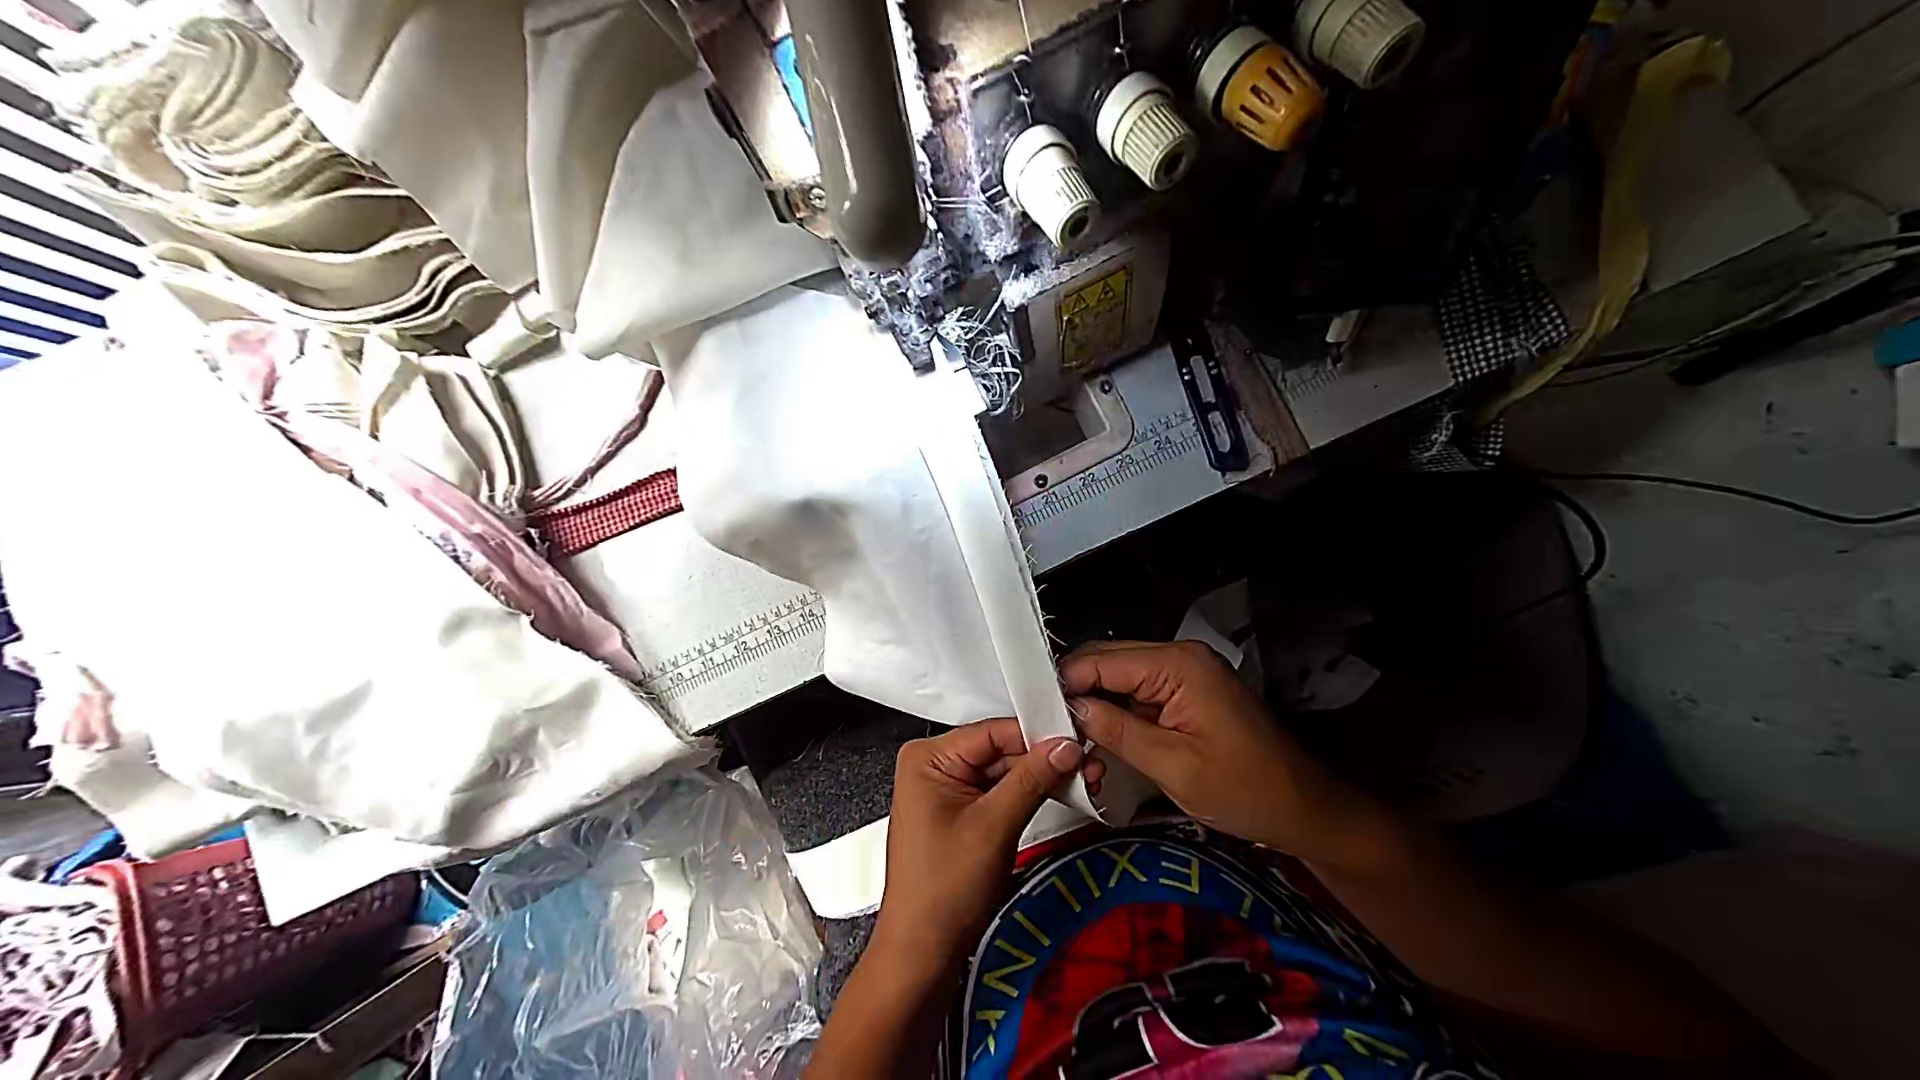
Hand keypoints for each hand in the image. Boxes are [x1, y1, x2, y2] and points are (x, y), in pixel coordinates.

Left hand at [876, 718, 1101, 965]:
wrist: (923, 951)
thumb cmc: (940, 892)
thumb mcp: (994, 825)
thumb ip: (1032, 779)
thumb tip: (1063, 748)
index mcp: (928, 758)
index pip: (993, 732)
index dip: (1037, 736)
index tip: (1074, 740)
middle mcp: (934, 767)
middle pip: (1000, 750)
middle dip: (1044, 760)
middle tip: (1086, 765)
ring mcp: (948, 790)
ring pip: (1004, 771)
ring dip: (1042, 778)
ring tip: (1081, 780)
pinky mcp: (961, 812)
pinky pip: (1000, 792)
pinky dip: (1029, 795)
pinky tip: (1059, 794)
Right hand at [1060, 640, 1401, 870]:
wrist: (1305, 810)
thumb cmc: (1244, 789)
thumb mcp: (1172, 765)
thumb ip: (1116, 730)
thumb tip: (1070, 708)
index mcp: (1177, 665)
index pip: (1101, 660)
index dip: (1064, 683)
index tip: (1035, 712)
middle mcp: (1179, 657)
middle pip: (1107, 662)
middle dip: (1076, 692)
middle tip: (1049, 729)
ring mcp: (1184, 673)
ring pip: (1118, 677)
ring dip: (1095, 705)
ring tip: (1071, 739)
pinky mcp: (1186, 693)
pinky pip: (1138, 693)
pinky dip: (1117, 714)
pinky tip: (1100, 740)